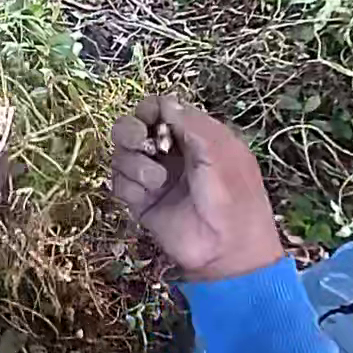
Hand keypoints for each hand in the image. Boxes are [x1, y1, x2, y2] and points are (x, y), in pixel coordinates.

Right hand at [110, 95, 281, 281]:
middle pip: (130, 127)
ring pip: (120, 155)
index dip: (149, 111)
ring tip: (157, 182)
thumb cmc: (233, 198)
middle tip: (143, 144)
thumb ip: (192, 124)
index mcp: (193, 135)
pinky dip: (130, 188)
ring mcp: (151, 177)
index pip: (158, 109)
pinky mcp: (138, 201)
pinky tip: (149, 198)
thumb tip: (163, 103)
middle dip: (130, 132)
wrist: (225, 250)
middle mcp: (168, 153)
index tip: (152, 121)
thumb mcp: (220, 153)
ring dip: (135, 165)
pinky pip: (118, 183)